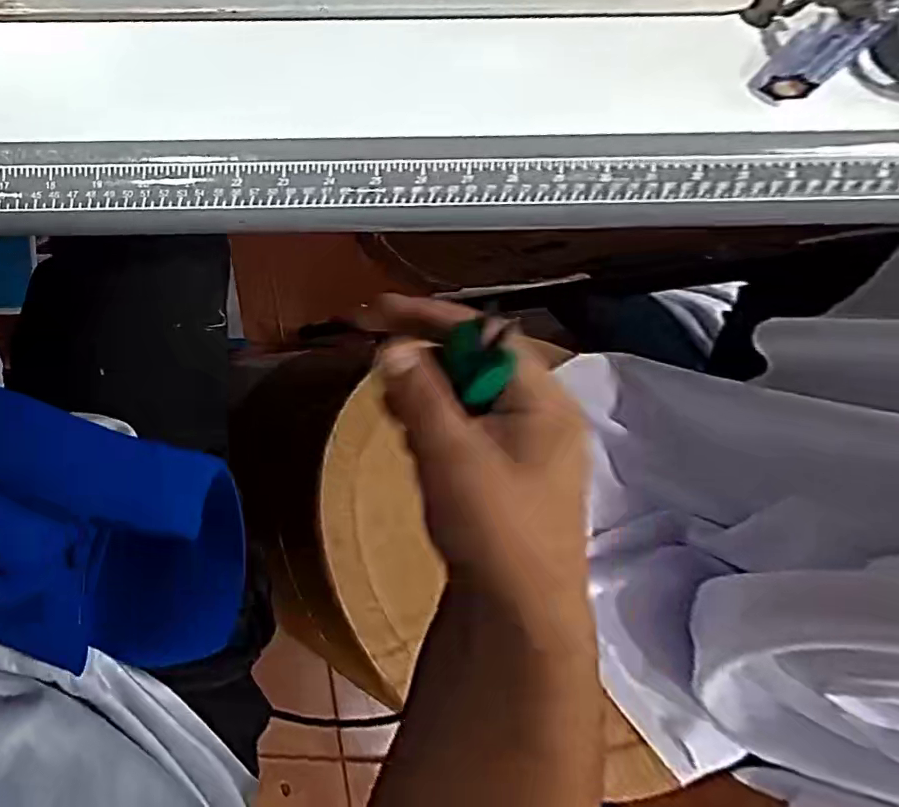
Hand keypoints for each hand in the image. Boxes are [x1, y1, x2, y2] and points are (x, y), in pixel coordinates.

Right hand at [364, 294, 592, 633]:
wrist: (516, 606)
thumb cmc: (492, 527)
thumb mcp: (449, 453)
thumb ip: (419, 394)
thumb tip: (391, 346)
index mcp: (543, 404)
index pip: (486, 335)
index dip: (429, 315)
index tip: (375, 309)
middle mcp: (537, 413)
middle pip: (473, 359)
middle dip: (419, 352)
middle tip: (371, 350)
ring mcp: (520, 439)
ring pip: (461, 388)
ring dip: (419, 385)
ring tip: (390, 404)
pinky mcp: (499, 461)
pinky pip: (457, 416)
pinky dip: (426, 412)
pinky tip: (407, 430)